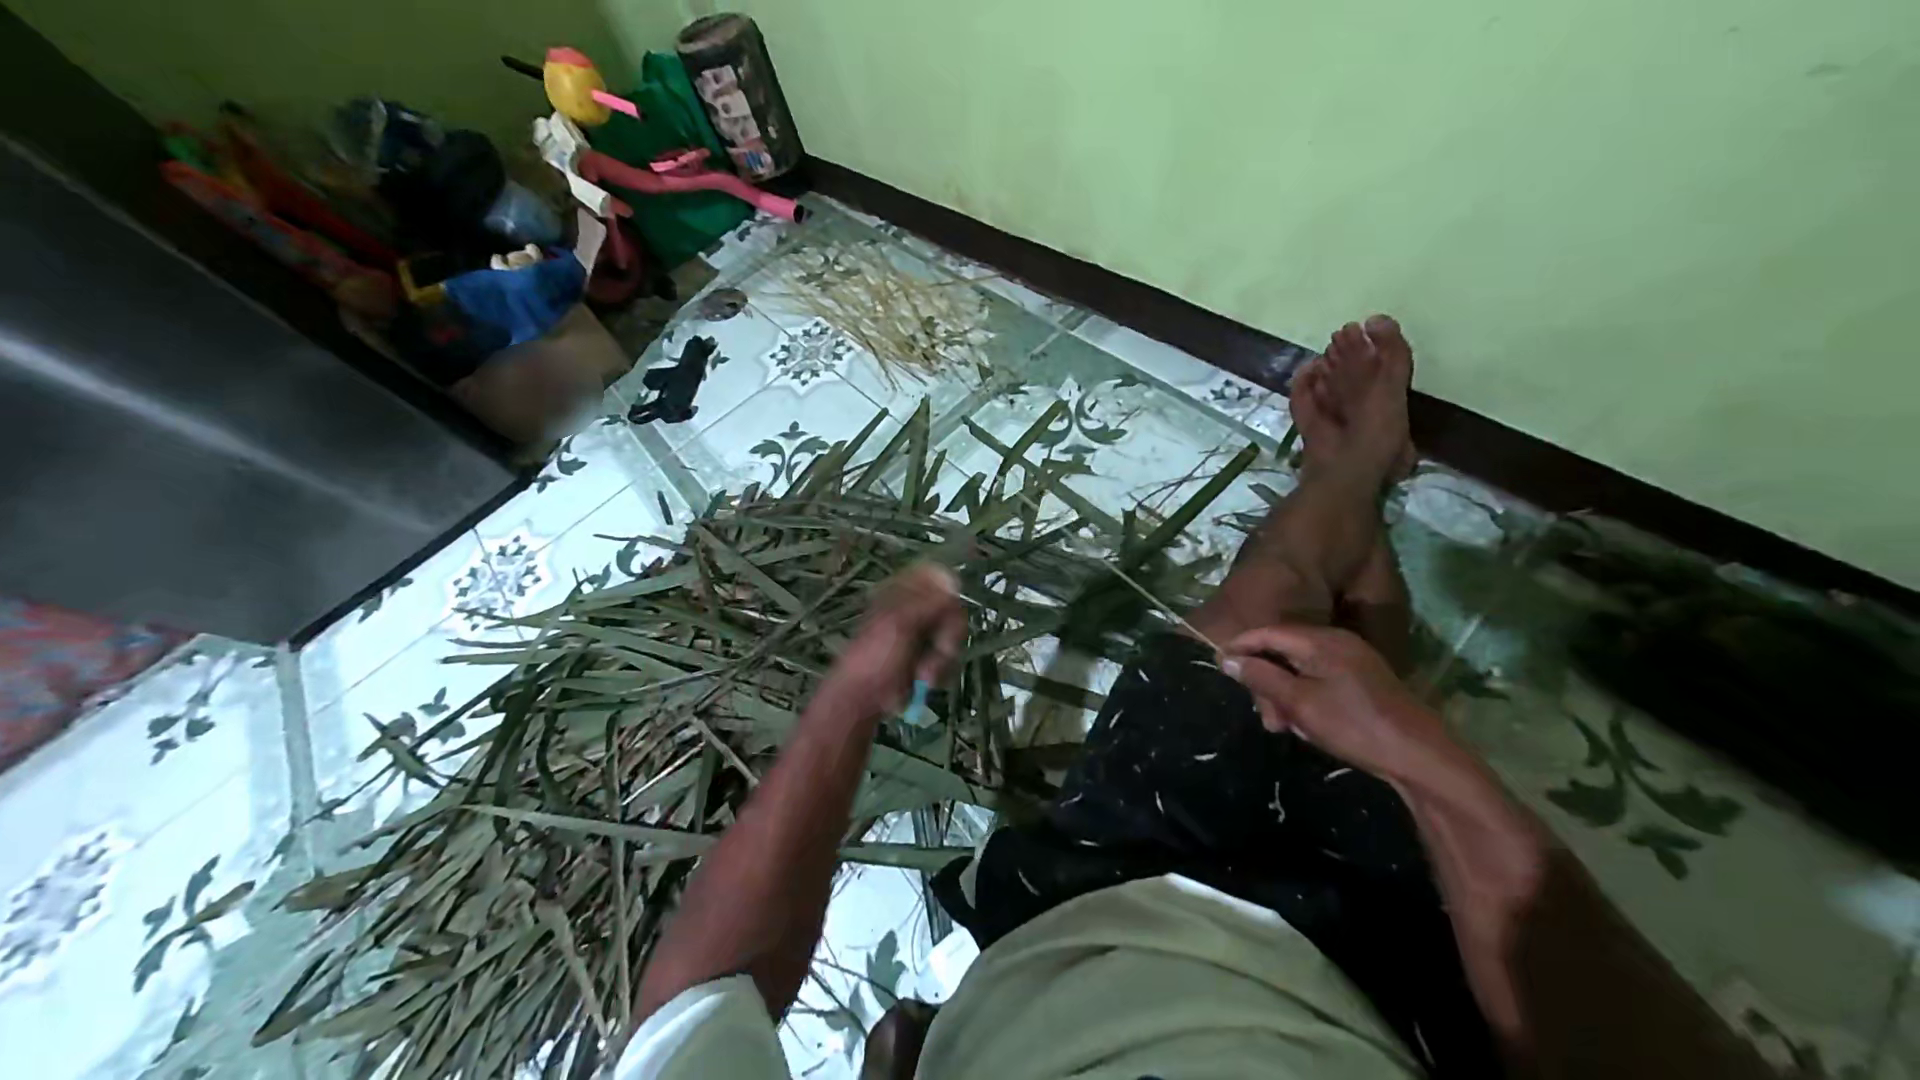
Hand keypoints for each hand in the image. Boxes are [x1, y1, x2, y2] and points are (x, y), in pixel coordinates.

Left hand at [822, 564, 966, 716]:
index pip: (935, 576)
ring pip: (954, 635)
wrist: (863, 699)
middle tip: (941, 649)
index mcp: (902, 593)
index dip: (948, 593)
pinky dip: (941, 670)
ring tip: (924, 674)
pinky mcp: (928, 657)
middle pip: (952, 608)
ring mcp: (923, 634)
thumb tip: (953, 581)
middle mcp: (916, 609)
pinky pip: (950, 656)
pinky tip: (925, 679)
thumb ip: (928, 602)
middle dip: (949, 634)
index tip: (946, 614)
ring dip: (942, 658)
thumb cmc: (874, 658)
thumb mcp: (899, 624)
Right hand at [1222, 624, 1450, 783]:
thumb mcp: (1299, 703)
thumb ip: (1262, 677)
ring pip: (1301, 667)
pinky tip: (1304, 723)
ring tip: (1282, 725)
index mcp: (1321, 640)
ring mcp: (1353, 660)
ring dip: (1284, 693)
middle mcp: (1337, 642)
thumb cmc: (1354, 725)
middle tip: (1260, 712)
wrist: (1421, 757)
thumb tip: (1228, 659)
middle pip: (1283, 650)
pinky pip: (1320, 678)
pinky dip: (1304, 696)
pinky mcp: (1363, 680)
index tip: (1217, 664)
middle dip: (1265, 679)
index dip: (1240, 645)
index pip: (1268, 632)